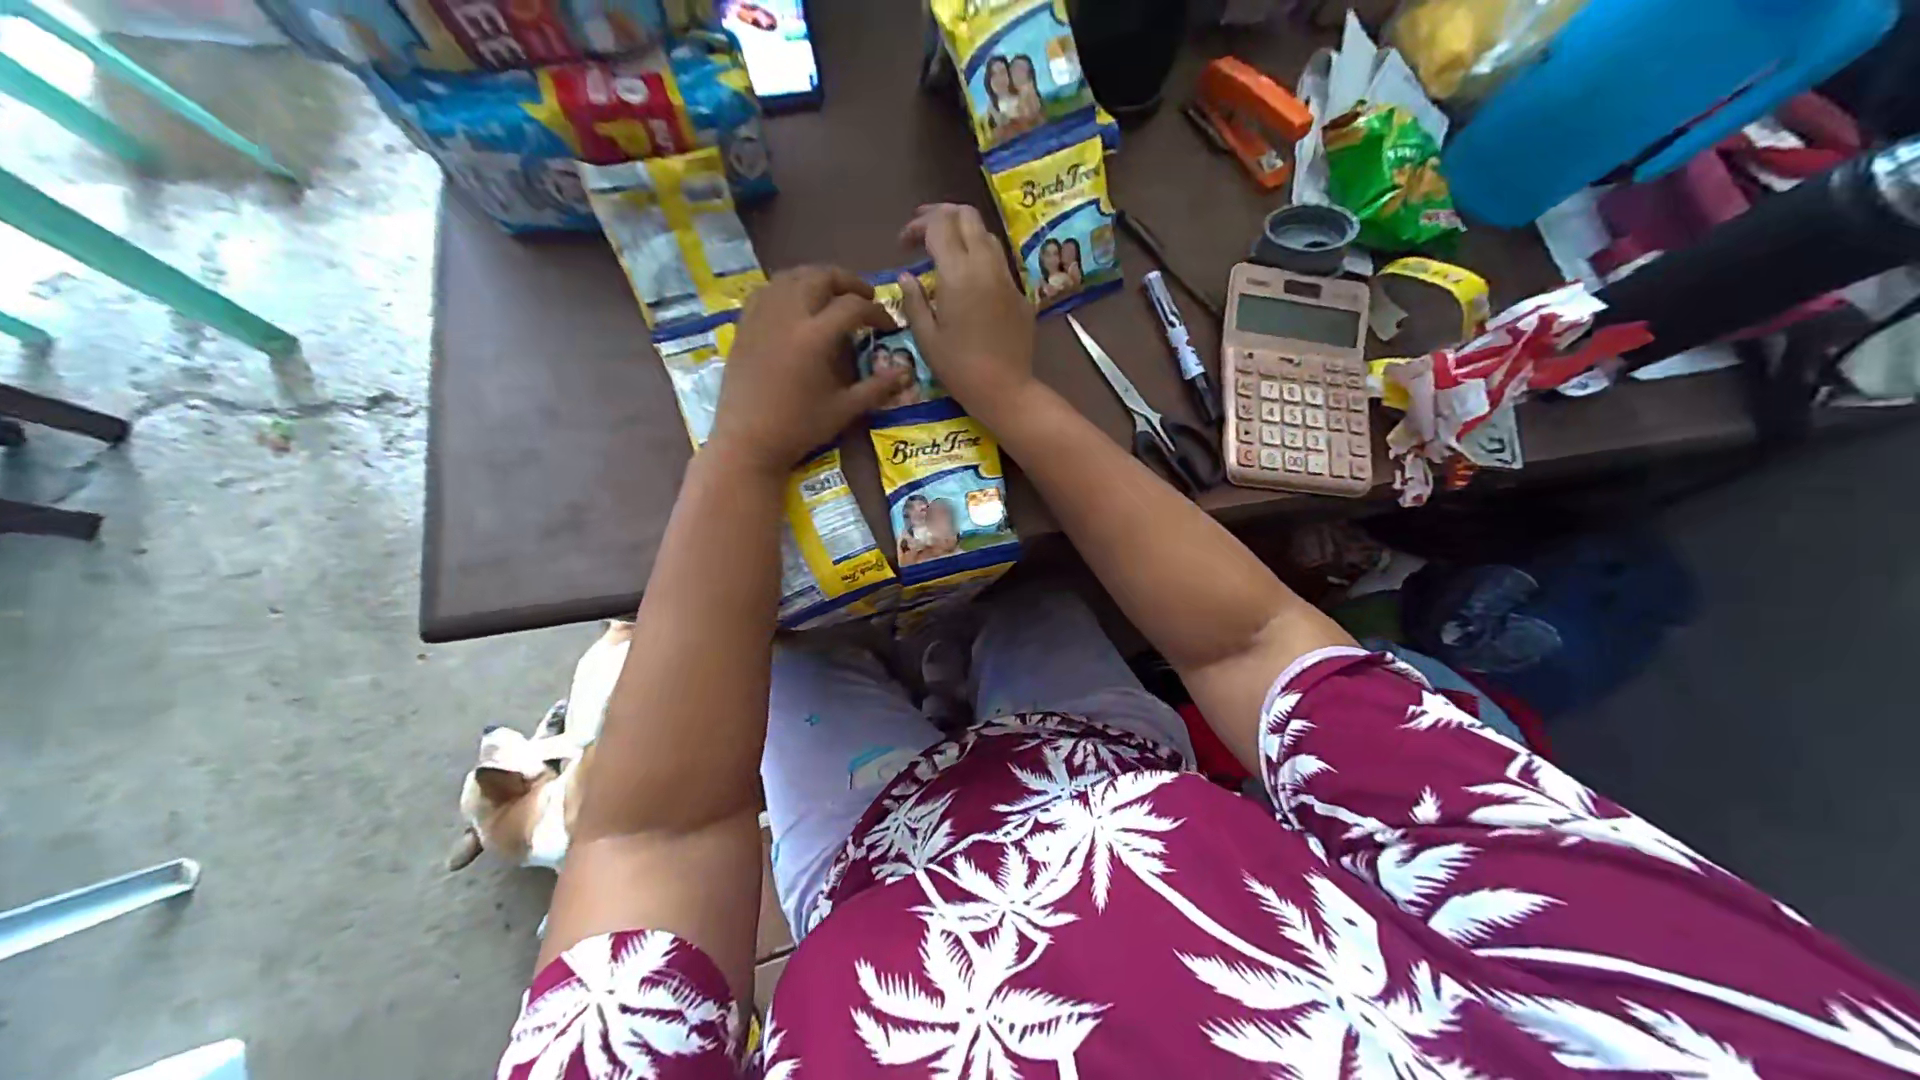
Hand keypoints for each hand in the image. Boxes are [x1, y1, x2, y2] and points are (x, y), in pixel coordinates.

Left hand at [707, 266, 908, 473]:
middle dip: (848, 282)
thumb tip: (906, 373)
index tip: (888, 325)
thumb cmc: (799, 427)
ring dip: (817, 279)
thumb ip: (877, 387)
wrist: (748, 440)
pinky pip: (767, 290)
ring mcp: (762, 316)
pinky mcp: (745, 324)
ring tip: (832, 294)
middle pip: (821, 277)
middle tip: (865, 297)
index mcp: (815, 336)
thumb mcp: (844, 409)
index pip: (853, 306)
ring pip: (792, 276)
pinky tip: (797, 303)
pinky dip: (788, 288)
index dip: (877, 312)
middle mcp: (788, 315)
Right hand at [896, 204, 1037, 422]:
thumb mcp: (926, 337)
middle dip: (942, 215)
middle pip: (967, 216)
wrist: (1005, 389)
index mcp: (958, 274)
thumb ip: (914, 300)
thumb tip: (907, 276)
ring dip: (963, 233)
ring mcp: (1007, 278)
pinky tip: (969, 278)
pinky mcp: (1020, 293)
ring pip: (986, 235)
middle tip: (923, 231)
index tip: (904, 244)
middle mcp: (986, 266)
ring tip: (945, 250)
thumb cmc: (959, 368)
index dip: (918, 226)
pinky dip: (980, 257)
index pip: (939, 225)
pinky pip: (999, 262)